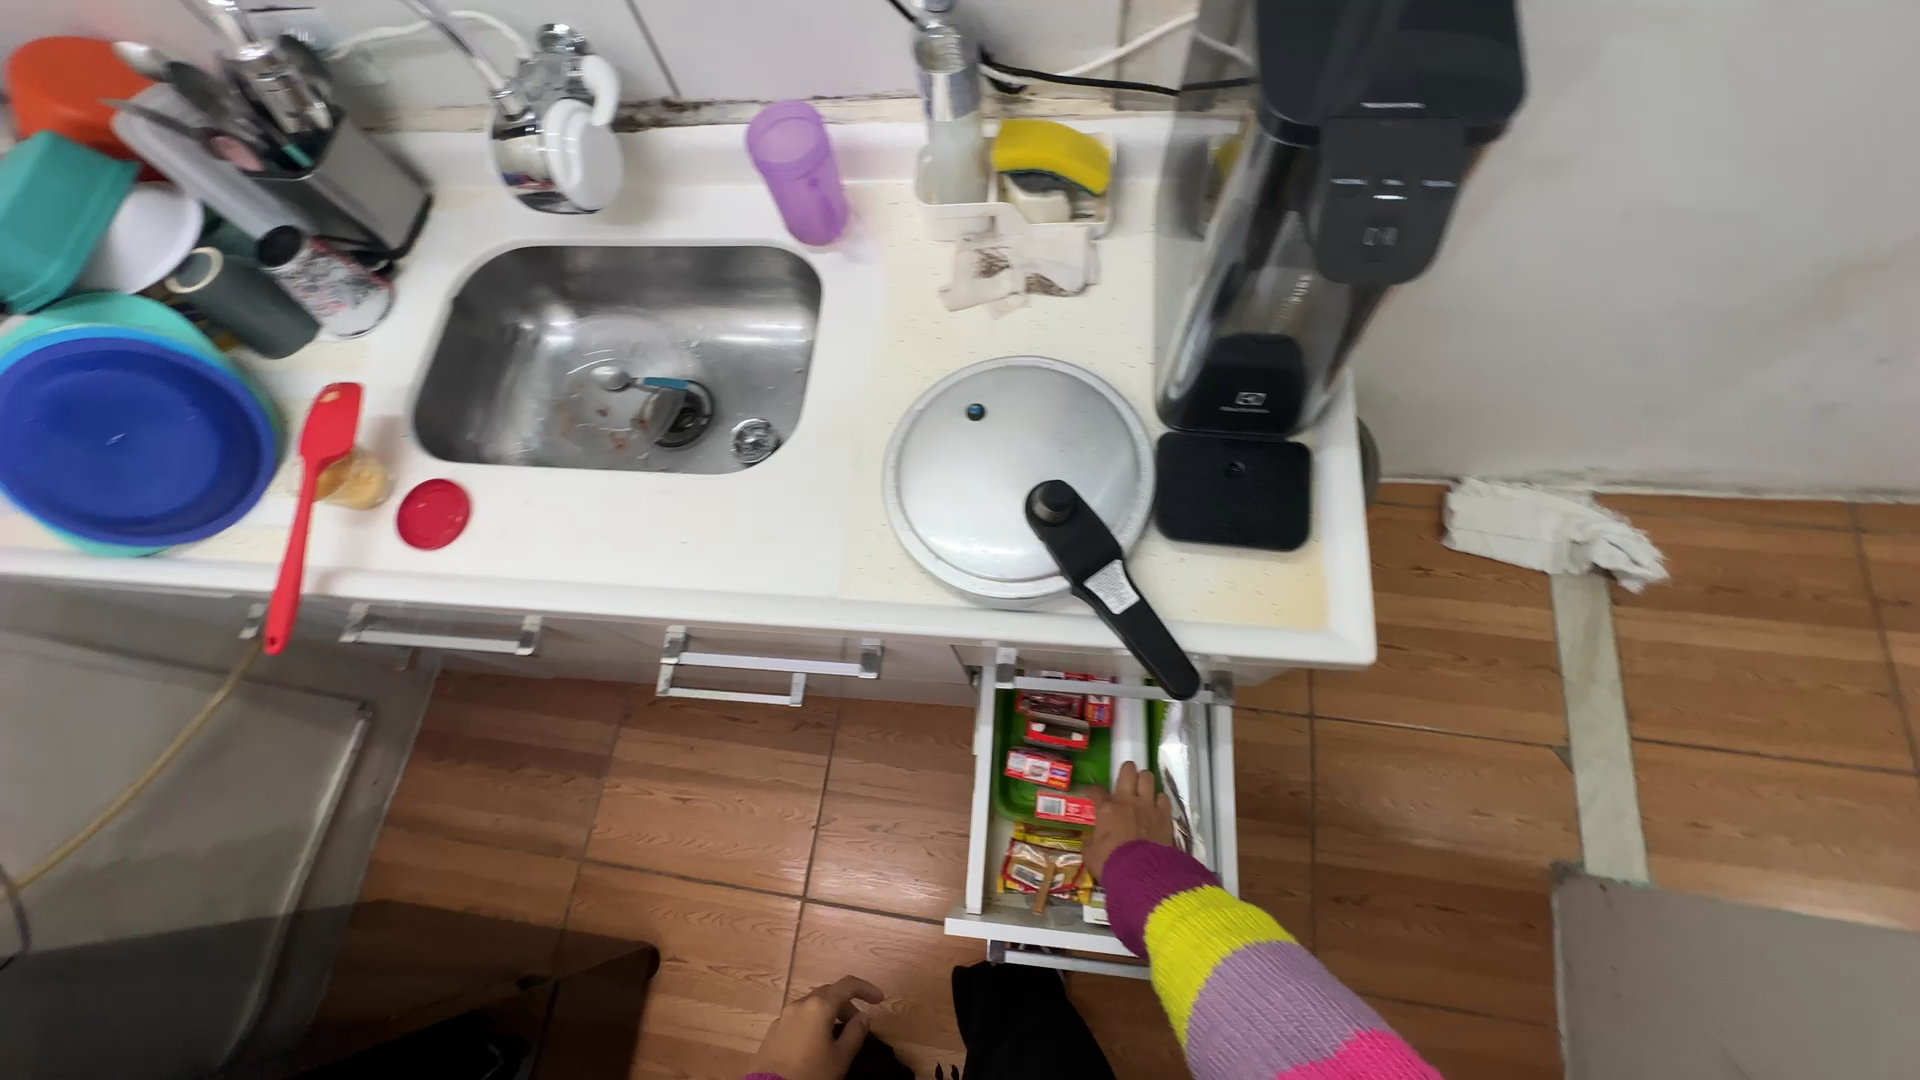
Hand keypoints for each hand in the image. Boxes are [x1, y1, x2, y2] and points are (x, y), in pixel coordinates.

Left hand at [749, 975, 884, 1079]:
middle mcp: (800, 1004)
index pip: (848, 985)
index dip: (866, 988)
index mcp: (819, 1006)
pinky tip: (813, 1043)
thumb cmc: (811, 1074)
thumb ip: (855, 1034)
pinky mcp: (772, 1031)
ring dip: (828, 1013)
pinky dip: (811, 1022)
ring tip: (836, 1034)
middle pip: (828, 994)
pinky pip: (798, 1018)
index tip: (879, 1000)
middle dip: (846, 1004)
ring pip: (811, 1005)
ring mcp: (783, 1016)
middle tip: (857, 1022)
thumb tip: (863, 1017)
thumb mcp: (840, 1059)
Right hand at [1086, 760, 1173, 880]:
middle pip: (1128, 770)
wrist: (1141, 874)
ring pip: (1148, 777)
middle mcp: (1127, 801)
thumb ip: (1090, 841)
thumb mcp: (1090, 854)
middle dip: (1126, 771)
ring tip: (1142, 789)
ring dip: (1144, 781)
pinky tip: (1156, 806)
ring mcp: (1148, 806)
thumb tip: (1091, 839)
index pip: (1096, 791)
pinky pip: (1163, 797)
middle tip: (1125, 779)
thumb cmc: (1111, 864)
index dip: (1092, 790)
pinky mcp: (1164, 815)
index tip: (1091, 793)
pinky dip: (1159, 800)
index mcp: (1106, 809)